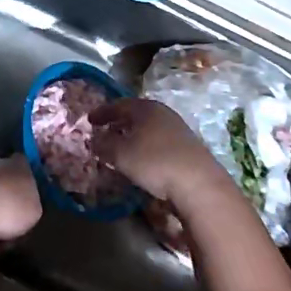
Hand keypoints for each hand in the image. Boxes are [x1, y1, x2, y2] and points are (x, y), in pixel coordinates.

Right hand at [88, 98, 229, 205]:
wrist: (200, 186)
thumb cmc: (154, 162)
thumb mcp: (119, 153)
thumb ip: (102, 144)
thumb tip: (94, 140)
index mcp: (145, 108)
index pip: (118, 105)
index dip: (101, 112)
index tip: (89, 120)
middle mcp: (163, 113)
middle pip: (135, 114)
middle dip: (119, 121)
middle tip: (105, 130)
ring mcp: (179, 130)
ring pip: (149, 127)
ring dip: (134, 134)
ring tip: (122, 145)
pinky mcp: (189, 147)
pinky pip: (160, 140)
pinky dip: (147, 144)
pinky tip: (143, 157)